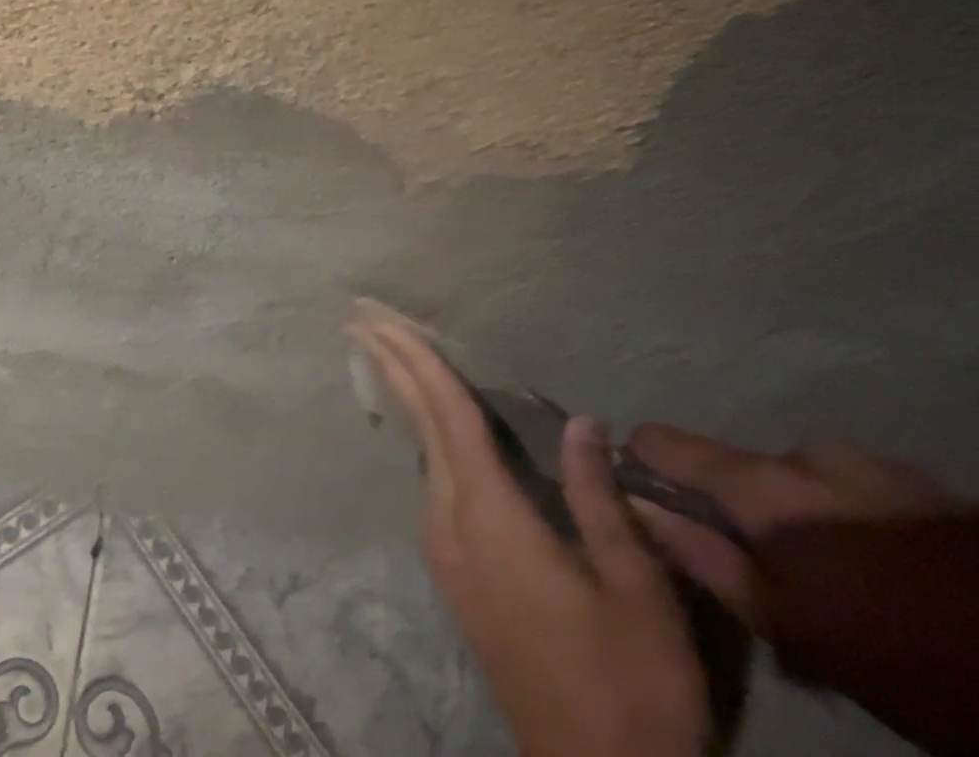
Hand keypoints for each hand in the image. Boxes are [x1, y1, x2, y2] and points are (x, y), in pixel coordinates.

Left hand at [348, 318, 711, 756]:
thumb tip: (581, 424)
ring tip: (391, 354)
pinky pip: (434, 486)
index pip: (447, 419)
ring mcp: (444, 552)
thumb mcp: (635, 588)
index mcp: (490, 518)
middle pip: (420, 428)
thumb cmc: (628, 678)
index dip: (417, 363)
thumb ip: (600, 500)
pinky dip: (426, 441)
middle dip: (392, 368)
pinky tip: (432, 430)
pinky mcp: (454, 574)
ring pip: (421, 456)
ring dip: (406, 400)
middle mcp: (450, 525)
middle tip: (362, 318)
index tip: (381, 319)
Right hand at [626, 425, 956, 626]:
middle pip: (742, 465)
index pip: (668, 442)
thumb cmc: (885, 645)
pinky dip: (842, 511)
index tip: (629, 483)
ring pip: (802, 475)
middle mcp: (811, 459)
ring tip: (815, 563)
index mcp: (763, 486)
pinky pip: (853, 485)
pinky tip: (867, 560)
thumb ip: (698, 554)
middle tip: (749, 556)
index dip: (639, 458)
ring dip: (795, 506)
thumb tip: (632, 505)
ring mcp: (876, 467)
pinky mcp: (926, 486)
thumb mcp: (778, 617)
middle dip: (736, 501)